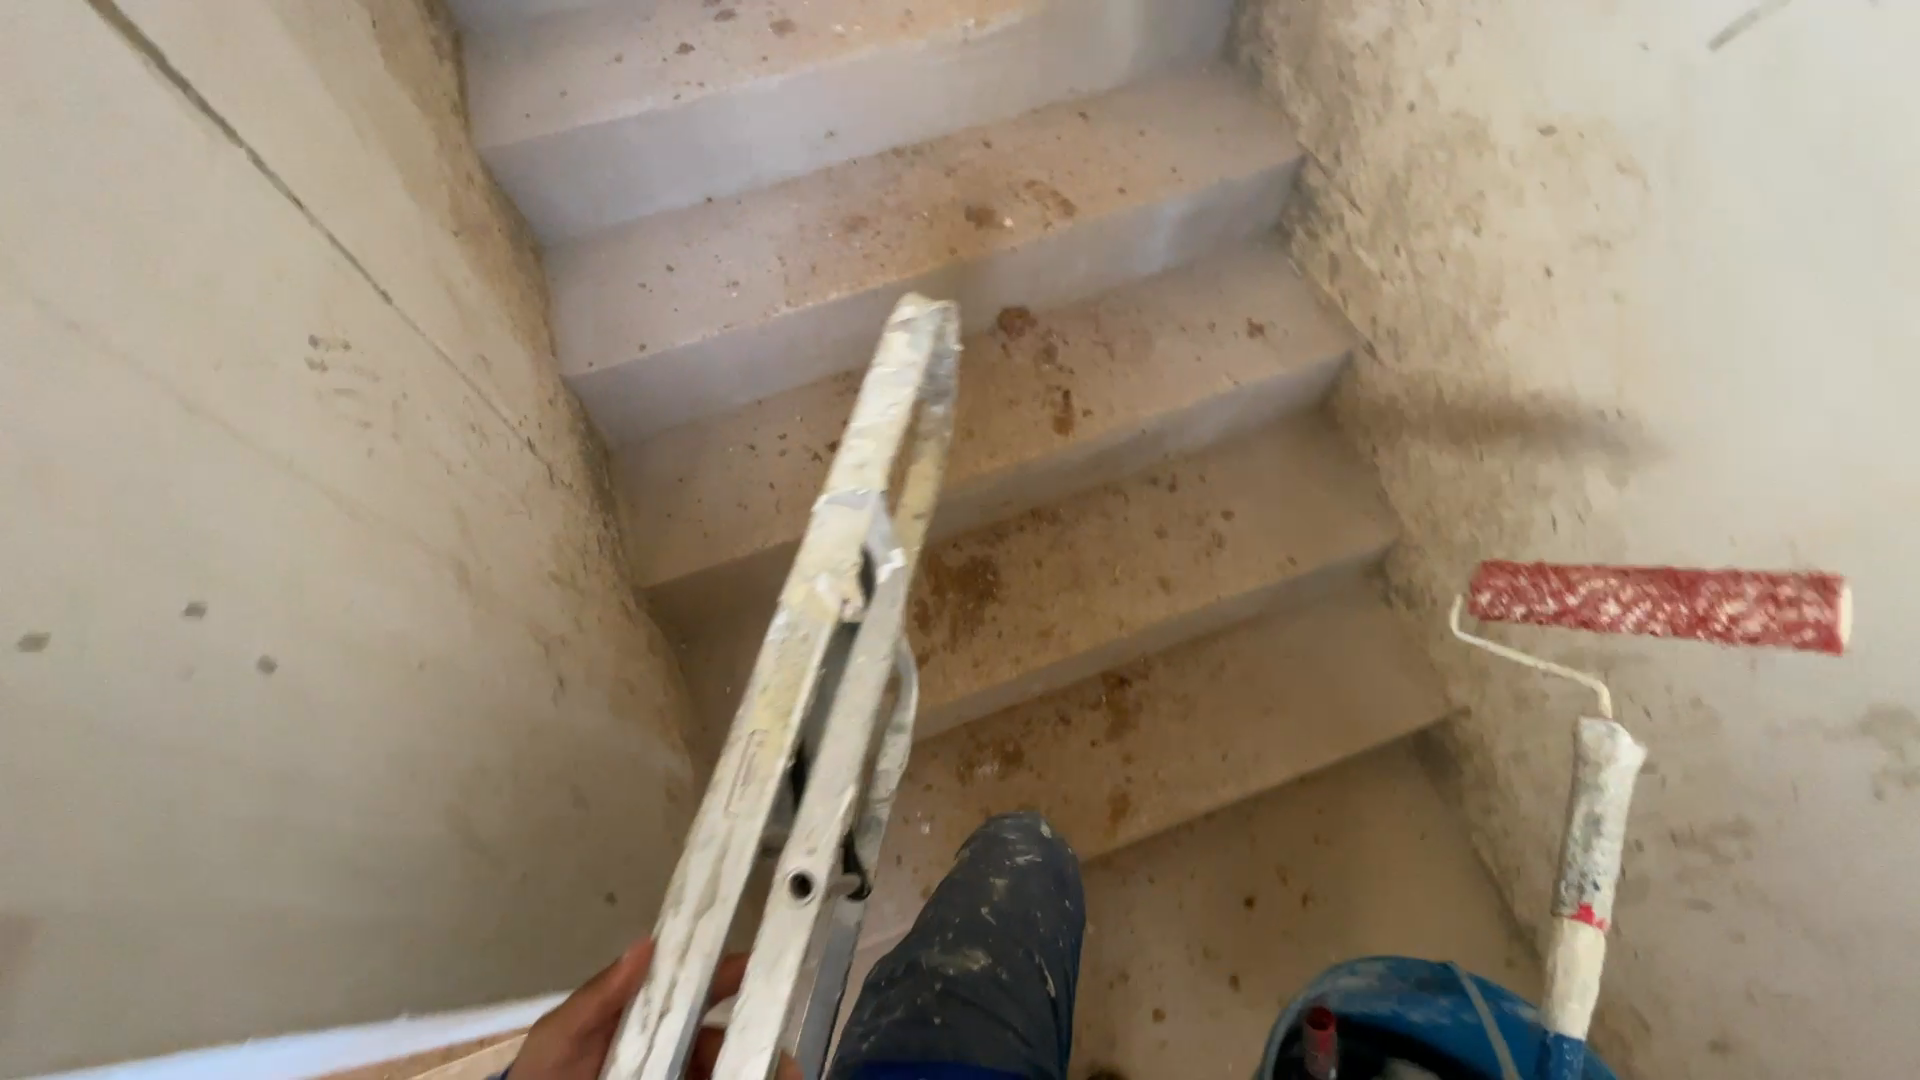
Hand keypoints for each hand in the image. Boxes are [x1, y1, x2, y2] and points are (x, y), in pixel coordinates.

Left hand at [508, 939, 801, 1079]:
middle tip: (780, 1054)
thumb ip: (599, 995)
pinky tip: (759, 1072)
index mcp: (651, 1017)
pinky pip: (716, 1079)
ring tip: (780, 1072)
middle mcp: (672, 1049)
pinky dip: (743, 1071)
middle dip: (759, 1037)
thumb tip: (647, 943)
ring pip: (730, 1067)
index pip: (702, 989)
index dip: (734, 974)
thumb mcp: (561, 1035)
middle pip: (729, 1037)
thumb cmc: (544, 1075)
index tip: (759, 970)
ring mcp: (679, 1073)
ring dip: (758, 1065)